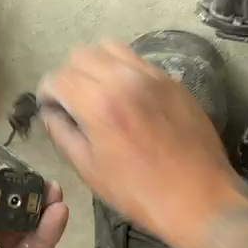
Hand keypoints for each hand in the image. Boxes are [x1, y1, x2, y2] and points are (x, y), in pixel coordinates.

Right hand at [38, 40, 240, 247]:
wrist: (200, 200)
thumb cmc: (139, 192)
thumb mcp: (89, 170)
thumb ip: (62, 134)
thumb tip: (50, 113)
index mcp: (99, 103)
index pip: (58, 77)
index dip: (46, 92)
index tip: (50, 108)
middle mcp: (123, 79)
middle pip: (81, 55)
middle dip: (69, 75)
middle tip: (72, 101)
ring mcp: (151, 76)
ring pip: (109, 48)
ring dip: (95, 65)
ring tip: (99, 91)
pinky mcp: (171, 81)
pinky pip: (137, 61)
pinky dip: (122, 70)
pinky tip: (127, 97)